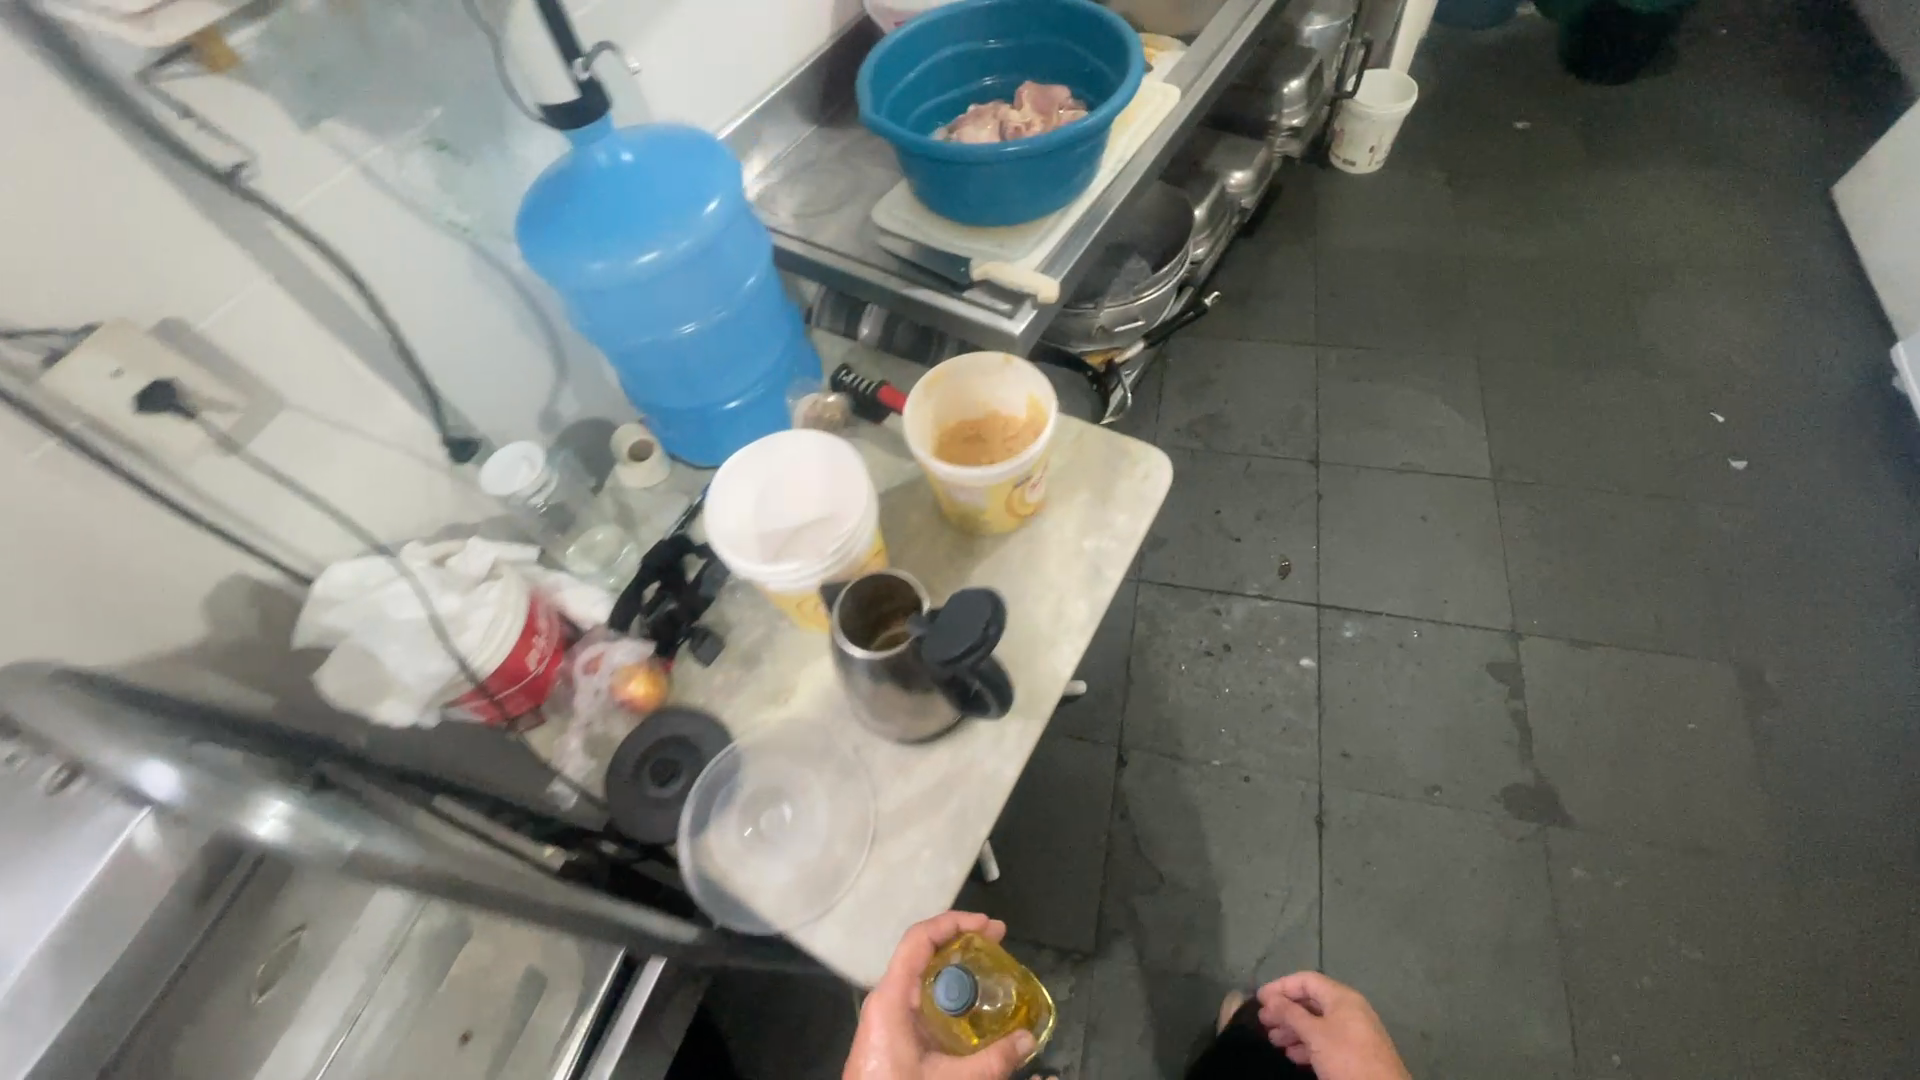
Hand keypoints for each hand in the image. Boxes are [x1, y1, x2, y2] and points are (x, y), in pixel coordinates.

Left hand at [843, 911, 1035, 1079]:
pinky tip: (970, 1001)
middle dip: (961, 940)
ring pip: (922, 973)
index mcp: (891, 997)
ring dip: (955, 964)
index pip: (918, 939)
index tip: (986, 925)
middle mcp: (886, 998)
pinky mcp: (892, 1032)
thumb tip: (1028, 1039)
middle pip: (922, 951)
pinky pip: (920, 997)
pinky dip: (946, 989)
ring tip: (989, 964)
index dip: (952, 923)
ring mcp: (887, 1015)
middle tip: (998, 940)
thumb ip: (991, 1062)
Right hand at [1256, 971, 1410, 1079]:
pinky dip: (1308, 1044)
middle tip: (1264, 1022)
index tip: (1260, 1000)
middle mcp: (1349, 1010)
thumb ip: (1290, 1013)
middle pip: (1310, 1002)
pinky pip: (1326, 1040)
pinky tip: (1294, 1055)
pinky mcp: (1356, 1054)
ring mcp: (1354, 1033)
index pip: (1306, 980)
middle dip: (1285, 1011)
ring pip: (1317, 1023)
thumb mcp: (1314, 1034)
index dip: (1281, 986)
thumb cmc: (1347, 1058)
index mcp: (1342, 997)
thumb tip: (1270, 998)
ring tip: (1275, 1041)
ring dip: (1294, 1030)